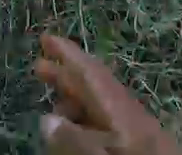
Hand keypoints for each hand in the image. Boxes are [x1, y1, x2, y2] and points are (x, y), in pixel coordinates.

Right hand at [34, 34, 181, 154]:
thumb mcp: (104, 154)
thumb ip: (75, 139)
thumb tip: (45, 120)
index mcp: (121, 107)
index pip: (90, 72)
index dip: (67, 53)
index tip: (45, 38)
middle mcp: (129, 112)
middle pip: (95, 86)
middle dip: (66, 75)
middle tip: (39, 68)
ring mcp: (138, 129)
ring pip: (101, 105)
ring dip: (75, 101)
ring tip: (54, 108)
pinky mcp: (143, 144)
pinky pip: (108, 122)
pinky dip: (88, 120)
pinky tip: (80, 130)